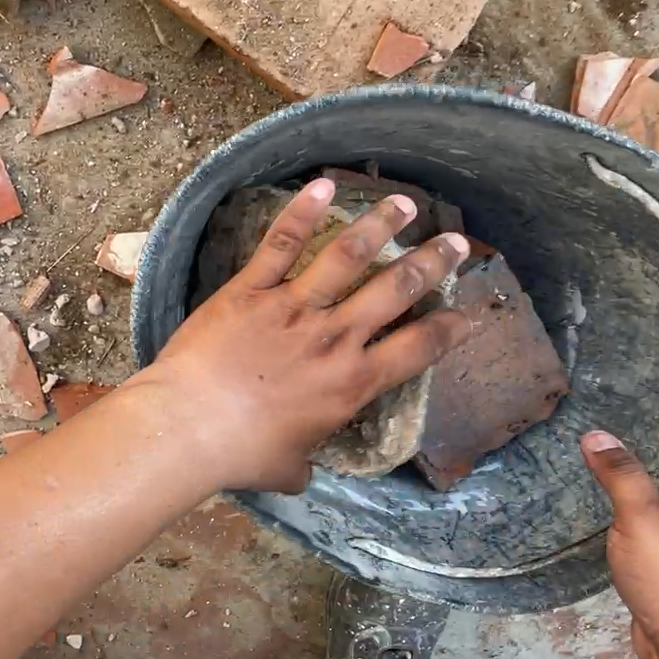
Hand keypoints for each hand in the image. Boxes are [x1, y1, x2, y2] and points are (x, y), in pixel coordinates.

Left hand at [130, 178, 471, 492]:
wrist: (189, 426)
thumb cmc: (240, 454)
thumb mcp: (288, 470)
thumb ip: (304, 465)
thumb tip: (302, 474)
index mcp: (352, 384)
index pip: (419, 348)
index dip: (451, 328)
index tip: (469, 312)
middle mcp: (334, 338)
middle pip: (396, 290)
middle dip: (432, 262)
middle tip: (455, 241)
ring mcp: (292, 308)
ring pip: (347, 255)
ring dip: (380, 225)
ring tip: (403, 203)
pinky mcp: (251, 291)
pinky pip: (281, 245)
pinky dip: (302, 212)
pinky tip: (323, 184)